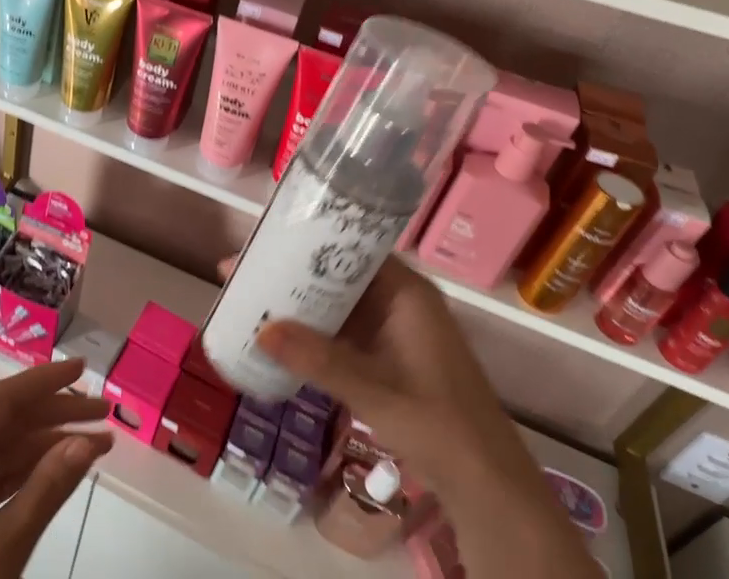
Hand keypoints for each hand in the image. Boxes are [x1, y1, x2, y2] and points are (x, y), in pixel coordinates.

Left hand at [0, 359, 114, 578]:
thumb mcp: (4, 542)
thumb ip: (48, 488)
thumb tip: (89, 441)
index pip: (3, 399)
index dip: (46, 381)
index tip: (83, 368)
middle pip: (7, 420)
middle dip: (58, 414)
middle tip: (107, 413)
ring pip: (6, 447)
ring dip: (50, 444)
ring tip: (100, 443)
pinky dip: (32, 471)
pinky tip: (66, 468)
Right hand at [221, 253, 523, 491]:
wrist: (488, 486)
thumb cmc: (440, 427)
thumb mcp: (374, 392)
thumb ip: (318, 359)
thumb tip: (262, 330)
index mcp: (407, 293)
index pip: (350, 248)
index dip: (304, 242)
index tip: (259, 244)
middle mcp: (402, 302)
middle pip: (338, 273)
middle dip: (291, 274)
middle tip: (240, 273)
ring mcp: (397, 330)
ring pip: (338, 304)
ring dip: (299, 304)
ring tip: (249, 299)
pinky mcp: (391, 357)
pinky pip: (344, 331)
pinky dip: (314, 332)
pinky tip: (279, 338)